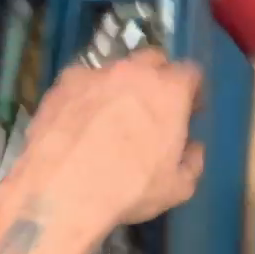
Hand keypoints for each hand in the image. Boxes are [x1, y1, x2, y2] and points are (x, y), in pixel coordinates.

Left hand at [6, 48, 203, 248]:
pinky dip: (89, 97)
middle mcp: (133, 73)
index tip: (190, 111)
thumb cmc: (131, 189)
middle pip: (154, 60)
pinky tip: (82, 123)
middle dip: (159, 79)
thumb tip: (192, 149)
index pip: (192, 72)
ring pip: (116, 71)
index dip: (193, 91)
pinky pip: (83, 83)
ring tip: (113, 118)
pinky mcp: (60, 85)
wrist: (62, 193)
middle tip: (155, 109)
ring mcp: (94, 75)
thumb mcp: (179, 187)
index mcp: (170, 92)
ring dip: (122, 87)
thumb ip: (193, 162)